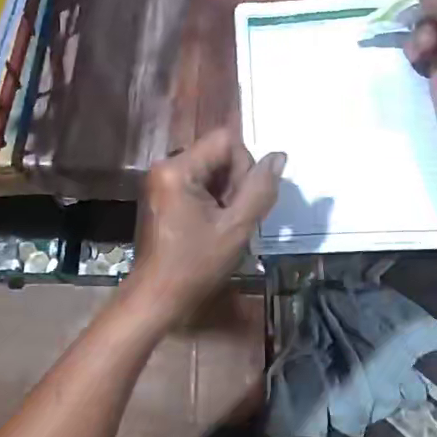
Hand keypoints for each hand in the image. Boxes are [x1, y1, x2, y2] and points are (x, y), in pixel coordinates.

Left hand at [124, 127, 284, 322]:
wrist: (158, 296)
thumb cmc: (196, 264)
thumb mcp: (236, 227)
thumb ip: (260, 188)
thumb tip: (278, 156)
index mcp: (177, 168)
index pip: (226, 140)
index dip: (244, 167)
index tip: (240, 203)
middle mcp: (164, 166)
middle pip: (216, 153)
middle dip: (234, 181)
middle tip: (233, 218)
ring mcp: (160, 181)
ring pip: (209, 169)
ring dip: (224, 193)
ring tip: (223, 225)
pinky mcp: (161, 195)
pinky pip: (196, 183)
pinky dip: (211, 200)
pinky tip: (211, 226)